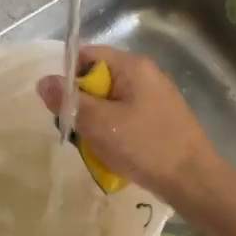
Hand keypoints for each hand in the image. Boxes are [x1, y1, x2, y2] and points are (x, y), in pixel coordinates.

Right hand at [36, 45, 221, 198]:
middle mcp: (145, 75)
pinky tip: (113, 152)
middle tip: (76, 129)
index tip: (58, 103)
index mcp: (133, 67)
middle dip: (81, 104)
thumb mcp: (99, 123)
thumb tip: (43, 81)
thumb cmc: (144, 146)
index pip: (87, 55)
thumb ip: (69, 101)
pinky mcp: (158, 119)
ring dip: (95, 122)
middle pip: (97, 79)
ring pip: (108, 102)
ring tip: (95, 145)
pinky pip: (123, 117)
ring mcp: (154, 98)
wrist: (192, 180)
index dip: (67, 76)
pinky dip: (112, 132)